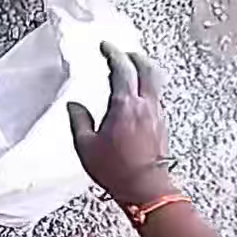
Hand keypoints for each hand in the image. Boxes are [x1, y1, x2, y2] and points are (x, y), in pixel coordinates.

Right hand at [68, 42, 178, 205]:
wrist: (146, 190)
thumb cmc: (116, 170)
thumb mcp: (86, 145)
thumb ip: (79, 121)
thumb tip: (74, 106)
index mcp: (125, 106)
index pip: (122, 70)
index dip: (113, 54)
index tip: (105, 47)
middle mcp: (145, 107)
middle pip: (147, 69)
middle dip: (135, 56)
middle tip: (122, 52)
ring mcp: (156, 116)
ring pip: (154, 82)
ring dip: (143, 71)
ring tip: (131, 70)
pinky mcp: (161, 126)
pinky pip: (155, 98)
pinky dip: (145, 88)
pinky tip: (136, 96)